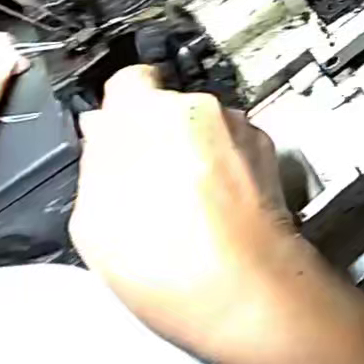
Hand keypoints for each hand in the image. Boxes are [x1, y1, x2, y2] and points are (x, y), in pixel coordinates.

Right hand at [69, 65, 306, 361]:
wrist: (247, 285)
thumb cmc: (164, 259)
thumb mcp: (94, 218)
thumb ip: (97, 157)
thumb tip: (103, 126)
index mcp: (155, 113)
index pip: (130, 79)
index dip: (118, 105)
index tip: (113, 132)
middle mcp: (207, 106)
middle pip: (169, 105)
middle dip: (154, 133)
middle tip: (142, 182)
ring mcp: (243, 126)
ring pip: (203, 126)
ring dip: (190, 149)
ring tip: (181, 203)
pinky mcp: (268, 148)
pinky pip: (230, 145)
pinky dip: (219, 164)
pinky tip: (212, 205)